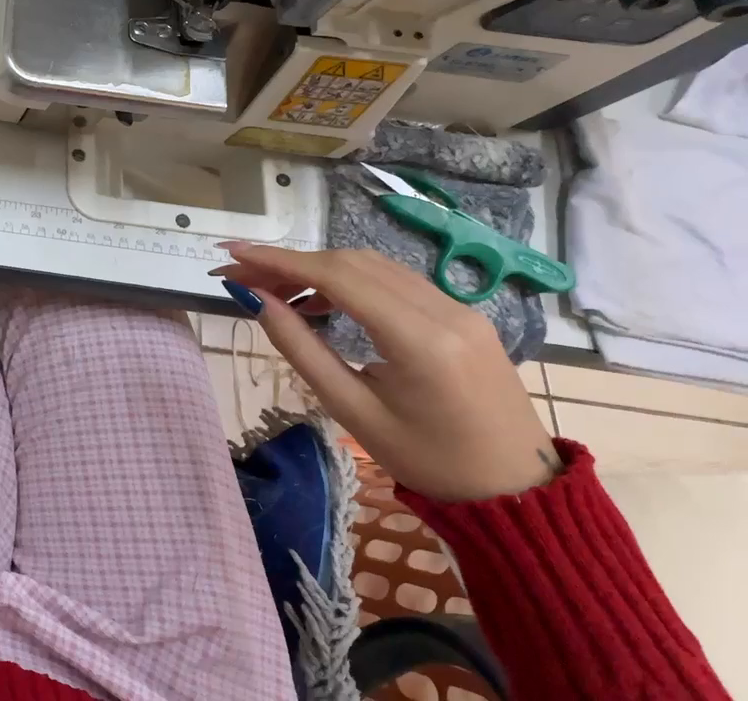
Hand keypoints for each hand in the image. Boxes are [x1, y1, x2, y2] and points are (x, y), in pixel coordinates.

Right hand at [214, 242, 561, 502]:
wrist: (516, 491)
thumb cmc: (427, 459)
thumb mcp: (351, 409)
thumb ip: (300, 347)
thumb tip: (256, 300)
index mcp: (419, 339)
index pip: (337, 276)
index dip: (278, 260)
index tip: (231, 256)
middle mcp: (445, 310)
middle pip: (352, 263)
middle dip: (290, 263)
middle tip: (241, 279)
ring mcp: (460, 309)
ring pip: (373, 266)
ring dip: (317, 269)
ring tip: (273, 291)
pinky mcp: (463, 315)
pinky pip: (394, 281)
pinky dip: (347, 281)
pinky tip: (319, 301)